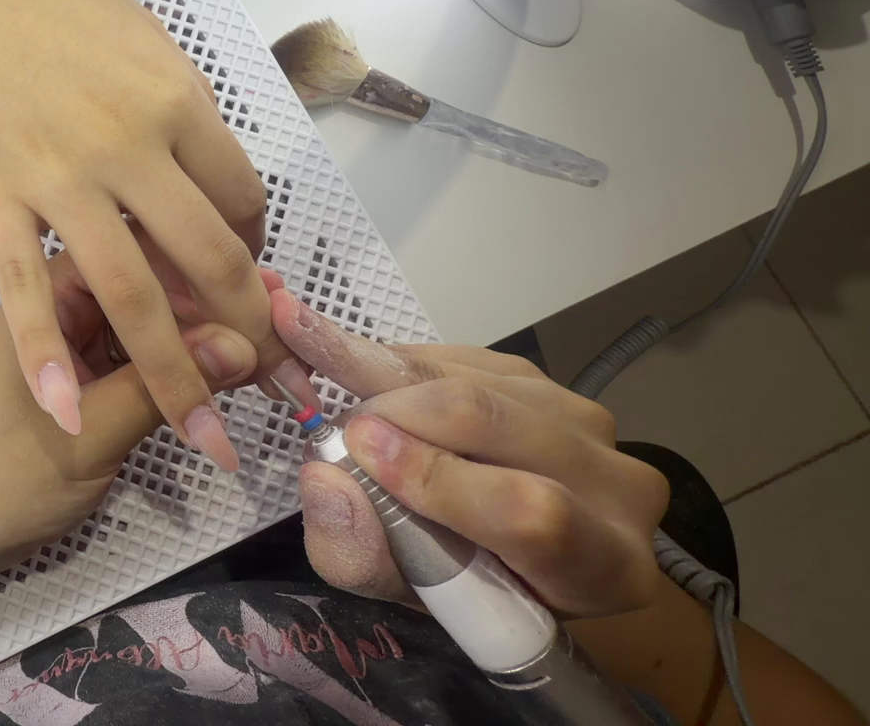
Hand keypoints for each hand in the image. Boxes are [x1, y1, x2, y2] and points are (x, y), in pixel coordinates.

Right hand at [0, 0, 284, 468]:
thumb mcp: (135, 32)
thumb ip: (173, 101)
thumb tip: (197, 161)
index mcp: (177, 98)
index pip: (241, 199)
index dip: (255, 251)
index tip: (246, 280)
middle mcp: (131, 147)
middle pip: (209, 260)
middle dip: (250, 335)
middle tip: (268, 387)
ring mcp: (58, 178)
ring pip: (131, 294)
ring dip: (175, 378)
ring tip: (206, 438)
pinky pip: (25, 288)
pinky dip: (44, 354)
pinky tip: (64, 409)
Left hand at [0, 246, 262, 573]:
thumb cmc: (6, 475)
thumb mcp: (90, 433)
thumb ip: (162, 385)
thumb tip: (244, 343)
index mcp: (48, 293)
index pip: (133, 256)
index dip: (202, 276)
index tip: (271, 305)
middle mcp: (64, 303)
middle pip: (150, 289)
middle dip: (217, 314)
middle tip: (288, 341)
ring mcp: (76, 340)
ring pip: (153, 326)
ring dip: (208, 345)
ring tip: (278, 362)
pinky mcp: (88, 376)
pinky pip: (143, 359)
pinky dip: (184, 371)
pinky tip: (234, 380)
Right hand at [267, 288, 670, 616]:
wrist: (477, 530)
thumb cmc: (448, 576)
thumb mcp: (391, 586)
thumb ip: (352, 549)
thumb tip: (325, 479)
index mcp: (601, 567)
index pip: (531, 512)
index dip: (436, 476)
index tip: (356, 444)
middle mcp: (617, 488)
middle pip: (491, 422)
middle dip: (394, 411)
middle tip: (333, 419)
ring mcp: (584, 422)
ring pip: (468, 380)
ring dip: (385, 378)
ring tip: (338, 388)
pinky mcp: (542, 379)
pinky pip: (457, 356)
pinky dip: (396, 362)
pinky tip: (369, 379)